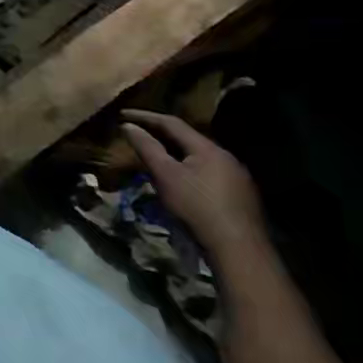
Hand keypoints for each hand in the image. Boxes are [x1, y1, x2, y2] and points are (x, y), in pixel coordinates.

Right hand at [121, 110, 264, 254]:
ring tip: (154, 154)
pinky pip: (208, 171)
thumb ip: (146, 147)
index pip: (172, 123)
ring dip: (175, 152)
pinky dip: (188, 167)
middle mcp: (225, 157)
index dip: (145, 116)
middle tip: (137, 132)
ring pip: (198, 155)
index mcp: (208, 148)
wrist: (239, 249)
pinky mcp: (241, 195)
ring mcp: (237, 177)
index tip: (122, 113)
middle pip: (187, 138)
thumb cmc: (197, 207)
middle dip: (160, 133)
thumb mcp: (165, 175)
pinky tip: (180, 179)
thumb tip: (128, 125)